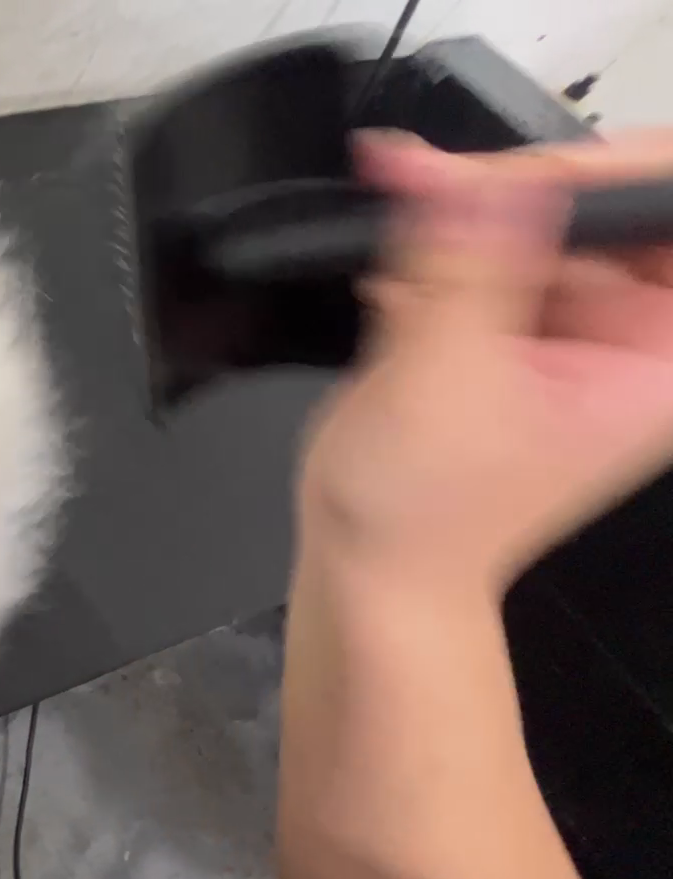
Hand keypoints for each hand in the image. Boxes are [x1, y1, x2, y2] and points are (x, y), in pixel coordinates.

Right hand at [297, 131, 672, 594]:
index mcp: (662, 349)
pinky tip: (384, 267)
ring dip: (455, 224)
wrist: (370, 566)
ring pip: (530, 235)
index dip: (600, 176)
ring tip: (391, 214)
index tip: (491, 177)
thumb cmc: (418, 509)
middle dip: (509, 189)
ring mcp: (559, 338)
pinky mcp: (496, 344)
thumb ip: (461, 278)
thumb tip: (474, 180)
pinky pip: (477, 273)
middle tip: (419, 180)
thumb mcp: (439, 385)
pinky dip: (427, 260)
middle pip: (602, 214)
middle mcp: (627, 334)